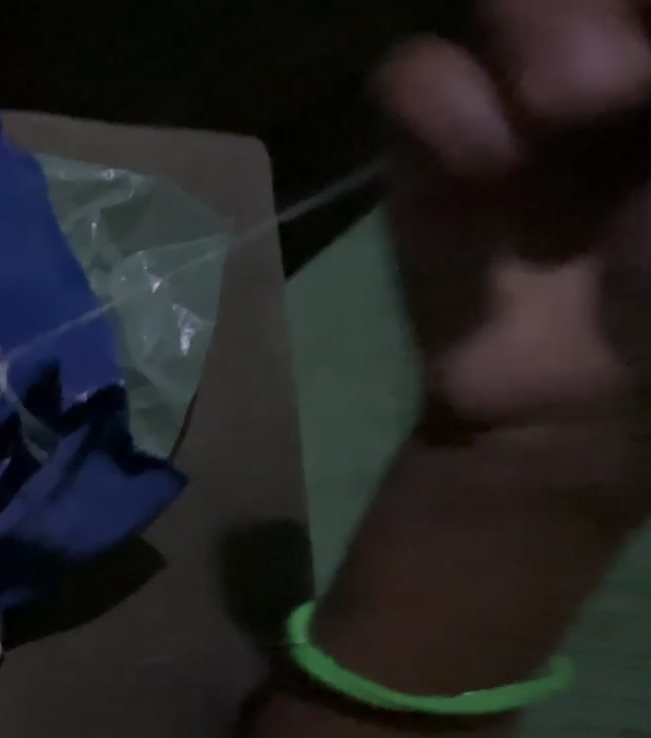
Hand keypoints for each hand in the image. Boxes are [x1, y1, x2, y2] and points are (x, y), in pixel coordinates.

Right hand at [379, 0, 650, 519]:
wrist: (582, 399)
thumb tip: (599, 50)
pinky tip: (480, 164)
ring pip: (501, 0)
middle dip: (587, 6)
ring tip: (563, 119)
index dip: (636, 5)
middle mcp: (626, 50)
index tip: (650, 61)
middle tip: (609, 89)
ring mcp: (526, 91)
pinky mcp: (432, 149)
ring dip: (528, 35)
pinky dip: (437, 105)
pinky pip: (409, 76)